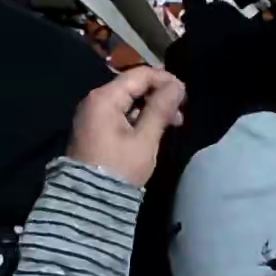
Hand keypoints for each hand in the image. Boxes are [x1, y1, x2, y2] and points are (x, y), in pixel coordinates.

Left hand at [66, 67, 185, 186]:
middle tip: (181, 113)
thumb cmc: (120, 168)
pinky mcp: (96, 128)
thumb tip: (178, 85)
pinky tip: (155, 129)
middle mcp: (96, 100)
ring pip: (129, 100)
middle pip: (134, 85)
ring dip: (152, 108)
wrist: (89, 200)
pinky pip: (122, 113)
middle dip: (160, 95)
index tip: (186, 96)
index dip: (166, 80)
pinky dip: (140, 117)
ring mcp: (94, 114)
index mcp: (105, 98)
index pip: (140, 75)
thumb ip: (161, 109)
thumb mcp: (145, 139)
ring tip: (173, 124)